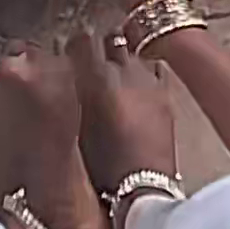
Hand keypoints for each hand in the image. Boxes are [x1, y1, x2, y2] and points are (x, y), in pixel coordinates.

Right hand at [70, 31, 176, 189]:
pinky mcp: (164, 91)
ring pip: (131, 52)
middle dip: (100, 47)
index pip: (82, 41)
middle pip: (110, 39)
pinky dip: (142, 71)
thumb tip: (65, 77)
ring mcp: (147, 78)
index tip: (69, 52)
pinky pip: (151, 67)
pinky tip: (136, 85)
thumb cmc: (100, 167)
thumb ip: (71, 94)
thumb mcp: (75, 128)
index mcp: (96, 76)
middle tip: (91, 61)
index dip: (74, 45)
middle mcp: (123, 69)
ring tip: (113, 74)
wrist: (142, 189)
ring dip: (121, 58)